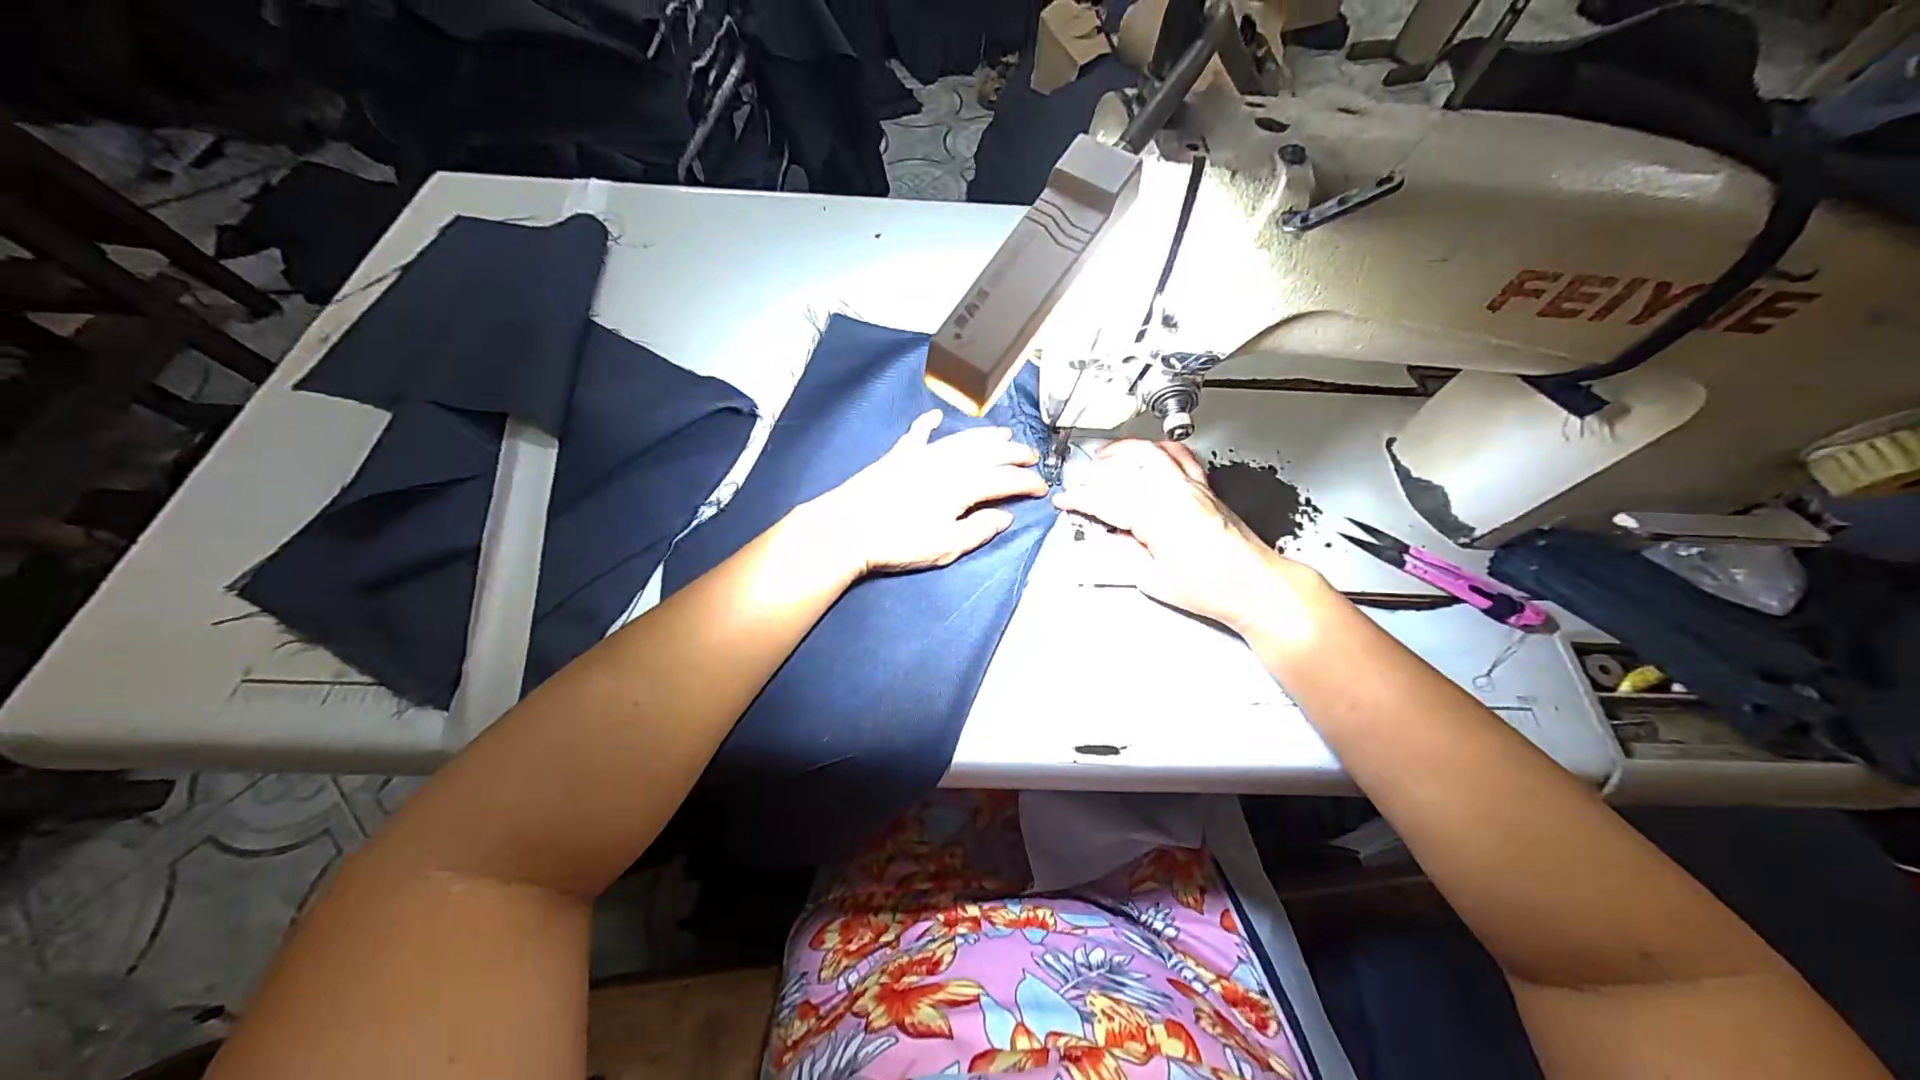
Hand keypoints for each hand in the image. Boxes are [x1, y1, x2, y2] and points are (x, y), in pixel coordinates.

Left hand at [805, 410, 1048, 574]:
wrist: (846, 528)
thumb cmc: (898, 542)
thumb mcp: (946, 546)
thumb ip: (979, 529)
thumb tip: (1004, 517)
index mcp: (962, 485)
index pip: (1004, 479)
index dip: (1027, 482)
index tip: (1042, 488)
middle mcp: (946, 463)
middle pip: (988, 452)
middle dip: (1014, 453)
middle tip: (1031, 457)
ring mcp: (921, 456)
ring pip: (960, 439)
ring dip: (984, 436)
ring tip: (1002, 434)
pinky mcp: (897, 457)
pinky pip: (917, 435)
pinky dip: (928, 424)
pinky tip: (935, 416)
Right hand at [1052, 439, 1324, 631]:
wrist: (1255, 585)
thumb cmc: (1216, 587)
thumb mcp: (1153, 579)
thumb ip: (1123, 553)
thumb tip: (1102, 540)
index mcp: (1156, 516)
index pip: (1106, 499)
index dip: (1080, 499)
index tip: (1066, 499)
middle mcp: (1175, 493)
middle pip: (1126, 466)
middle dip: (1098, 469)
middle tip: (1082, 480)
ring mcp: (1193, 487)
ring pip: (1152, 452)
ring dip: (1126, 450)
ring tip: (1108, 455)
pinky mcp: (1206, 489)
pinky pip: (1181, 456)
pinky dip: (1161, 449)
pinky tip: (1152, 453)